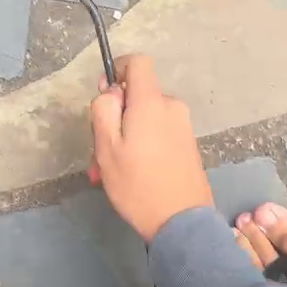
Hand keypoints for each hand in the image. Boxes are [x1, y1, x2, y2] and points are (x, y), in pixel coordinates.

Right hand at [89, 54, 214, 242]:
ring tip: (109, 171)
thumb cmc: (138, 184)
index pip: (138, 62)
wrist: (183, 224)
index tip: (104, 96)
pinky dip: (141, 146)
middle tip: (100, 151)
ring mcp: (183, 126)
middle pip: (137, 95)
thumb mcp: (107, 146)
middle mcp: (171, 106)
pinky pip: (158, 132)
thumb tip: (111, 91)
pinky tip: (130, 176)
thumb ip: (103, 109)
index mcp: (151, 102)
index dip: (117, 70)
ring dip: (125, 138)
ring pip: (145, 118)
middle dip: (115, 118)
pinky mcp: (187, 144)